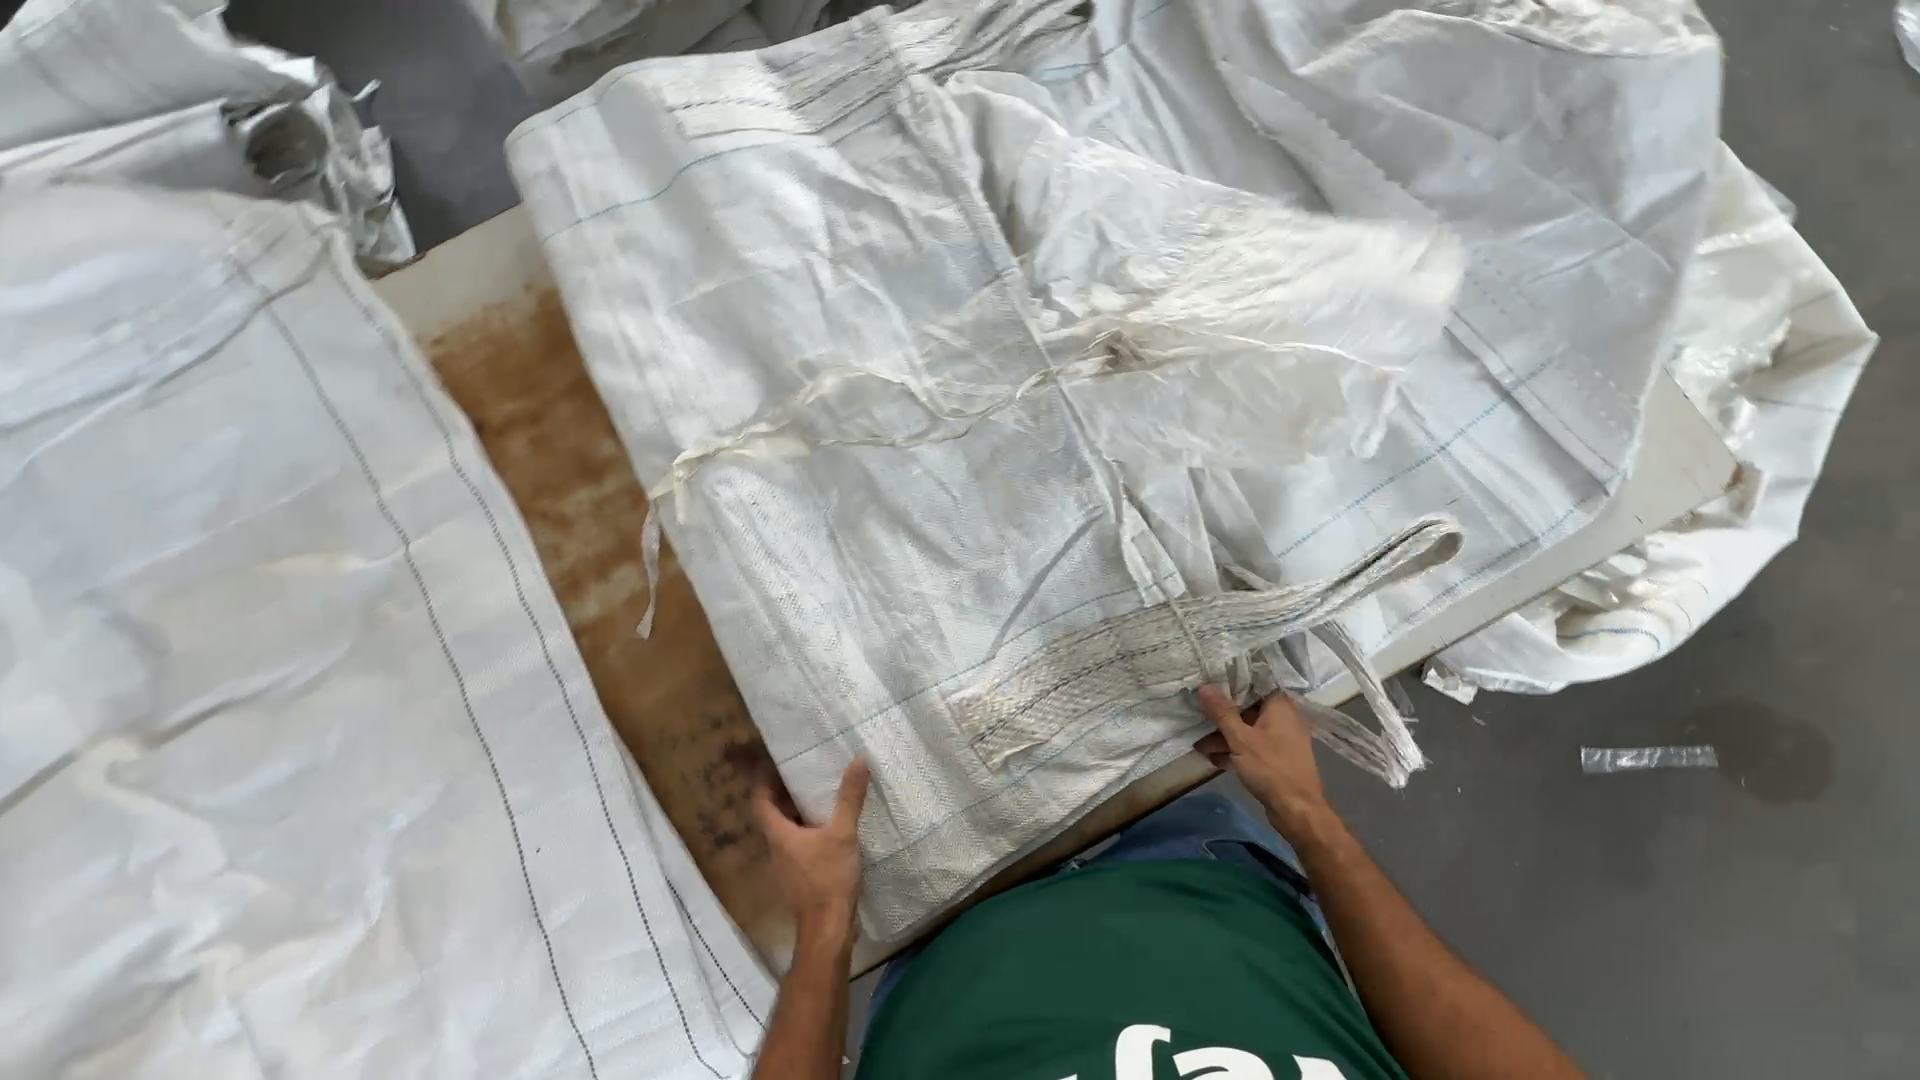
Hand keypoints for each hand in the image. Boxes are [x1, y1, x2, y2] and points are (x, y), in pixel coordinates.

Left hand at [754, 758, 870, 939]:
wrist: (828, 930)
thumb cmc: (828, 879)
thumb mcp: (842, 833)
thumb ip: (849, 798)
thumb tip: (858, 760)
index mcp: (778, 835)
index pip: (761, 802)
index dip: (765, 781)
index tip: (778, 764)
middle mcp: (776, 849)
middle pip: (773, 816)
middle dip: (786, 795)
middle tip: (806, 774)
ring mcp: (787, 867)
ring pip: (787, 833)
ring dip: (799, 815)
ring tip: (821, 796)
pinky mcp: (800, 880)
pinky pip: (799, 847)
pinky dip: (810, 833)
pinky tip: (831, 830)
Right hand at [1195, 686, 1335, 843]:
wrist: (1297, 810)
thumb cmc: (1270, 768)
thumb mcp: (1240, 739)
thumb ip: (1222, 712)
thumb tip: (1205, 686)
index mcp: (1280, 707)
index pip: (1255, 684)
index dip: (1232, 684)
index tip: (1209, 684)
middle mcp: (1283, 719)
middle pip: (1248, 710)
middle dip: (1222, 718)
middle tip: (1198, 719)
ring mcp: (1281, 741)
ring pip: (1248, 731)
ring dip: (1225, 738)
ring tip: (1199, 747)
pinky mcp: (1277, 759)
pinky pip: (1254, 748)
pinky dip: (1236, 752)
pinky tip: (1215, 760)